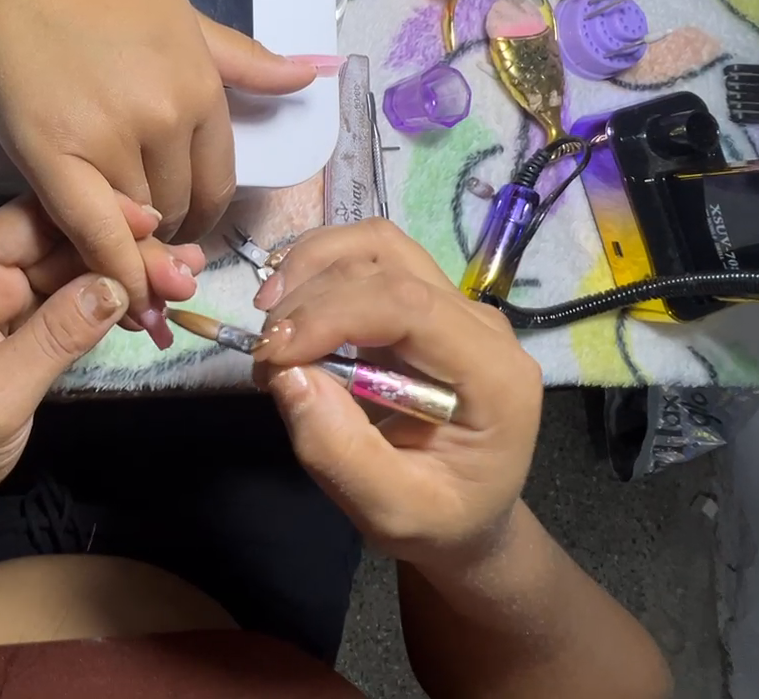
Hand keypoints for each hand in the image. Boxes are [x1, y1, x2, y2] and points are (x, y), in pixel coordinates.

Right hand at [0, 0, 315, 343]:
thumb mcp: (182, 14)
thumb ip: (244, 59)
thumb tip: (311, 75)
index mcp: (201, 87)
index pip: (217, 181)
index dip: (203, 214)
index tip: (183, 227)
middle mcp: (165, 119)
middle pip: (178, 208)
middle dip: (165, 229)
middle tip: (141, 235)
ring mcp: (110, 141)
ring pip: (137, 224)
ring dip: (132, 243)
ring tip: (115, 246)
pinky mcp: (51, 157)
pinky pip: (95, 234)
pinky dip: (114, 272)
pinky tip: (122, 297)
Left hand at [0, 195, 206, 508]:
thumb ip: (53, 336)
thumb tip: (115, 285)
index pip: (34, 221)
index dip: (93, 215)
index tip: (152, 224)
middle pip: (66, 243)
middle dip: (126, 253)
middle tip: (186, 272)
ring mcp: (12, 298)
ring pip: (80, 270)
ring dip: (131, 278)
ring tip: (186, 284)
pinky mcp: (32, 324)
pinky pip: (80, 302)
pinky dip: (118, 306)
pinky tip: (156, 311)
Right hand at [251, 219, 542, 570]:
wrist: (467, 512)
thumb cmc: (438, 517)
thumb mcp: (391, 514)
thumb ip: (342, 454)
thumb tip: (290, 375)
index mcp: (493, 374)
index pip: (406, 305)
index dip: (329, 315)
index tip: (274, 356)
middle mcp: (477, 322)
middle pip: (383, 260)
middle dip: (307, 297)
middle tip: (265, 354)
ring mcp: (449, 301)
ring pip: (371, 242)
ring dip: (307, 267)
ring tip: (272, 319)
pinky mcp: (417, 296)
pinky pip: (361, 254)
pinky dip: (313, 268)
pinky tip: (290, 307)